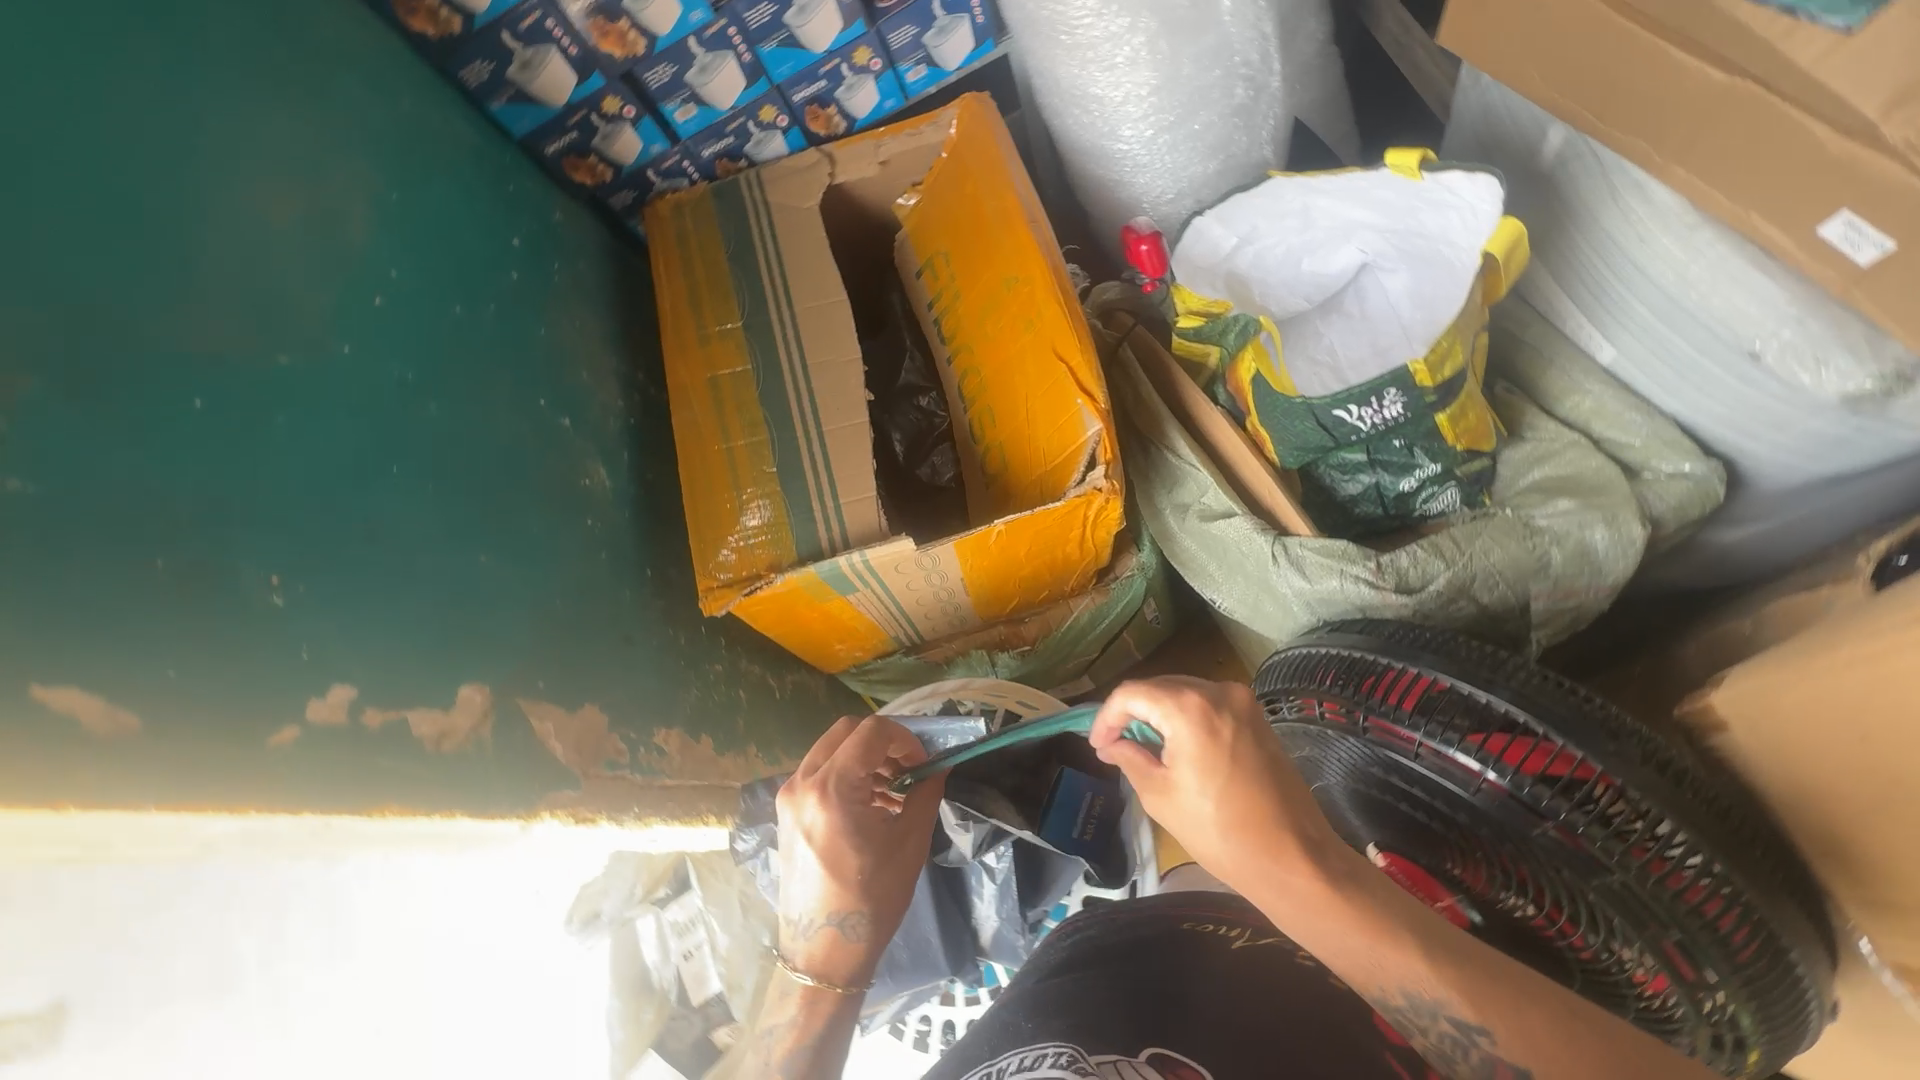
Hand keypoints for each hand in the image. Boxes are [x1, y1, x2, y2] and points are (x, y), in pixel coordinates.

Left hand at [775, 715, 944, 988]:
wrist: (822, 952)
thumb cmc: (870, 900)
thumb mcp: (909, 843)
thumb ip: (925, 793)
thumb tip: (939, 766)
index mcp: (832, 788)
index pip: (872, 731)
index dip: (904, 739)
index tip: (922, 764)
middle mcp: (802, 783)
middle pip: (846, 730)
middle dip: (882, 742)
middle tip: (907, 769)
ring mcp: (788, 796)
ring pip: (830, 749)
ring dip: (864, 758)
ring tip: (892, 791)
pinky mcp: (785, 811)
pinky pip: (818, 772)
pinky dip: (846, 774)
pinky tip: (870, 805)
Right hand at [1089, 676, 1342, 891]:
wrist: (1292, 856)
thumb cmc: (1218, 830)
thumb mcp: (1159, 795)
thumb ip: (1129, 758)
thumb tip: (1112, 745)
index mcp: (1189, 707)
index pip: (1131, 694)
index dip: (1107, 717)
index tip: (1097, 746)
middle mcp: (1218, 691)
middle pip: (1159, 687)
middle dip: (1132, 713)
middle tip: (1113, 746)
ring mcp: (1243, 702)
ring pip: (1184, 693)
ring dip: (1158, 714)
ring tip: (1141, 748)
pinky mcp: (1258, 718)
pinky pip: (1209, 705)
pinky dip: (1185, 718)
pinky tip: (1176, 747)